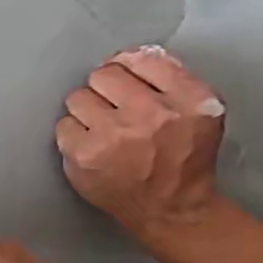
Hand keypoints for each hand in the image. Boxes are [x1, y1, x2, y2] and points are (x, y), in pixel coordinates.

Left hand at [56, 46, 226, 238]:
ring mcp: (114, 135)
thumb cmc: (182, 155)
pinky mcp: (84, 154)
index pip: (141, 58)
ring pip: (77, 97)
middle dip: (105, 89)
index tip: (126, 82)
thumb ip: (169, 78)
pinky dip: (74, 134)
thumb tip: (126, 55)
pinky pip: (63, 125)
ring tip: (103, 129)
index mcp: (189, 100)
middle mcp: (152, 114)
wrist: (169, 207)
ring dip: (87, 110)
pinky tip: (92, 147)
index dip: (128, 67)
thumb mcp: (199, 110)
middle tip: (113, 108)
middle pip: (103, 74)